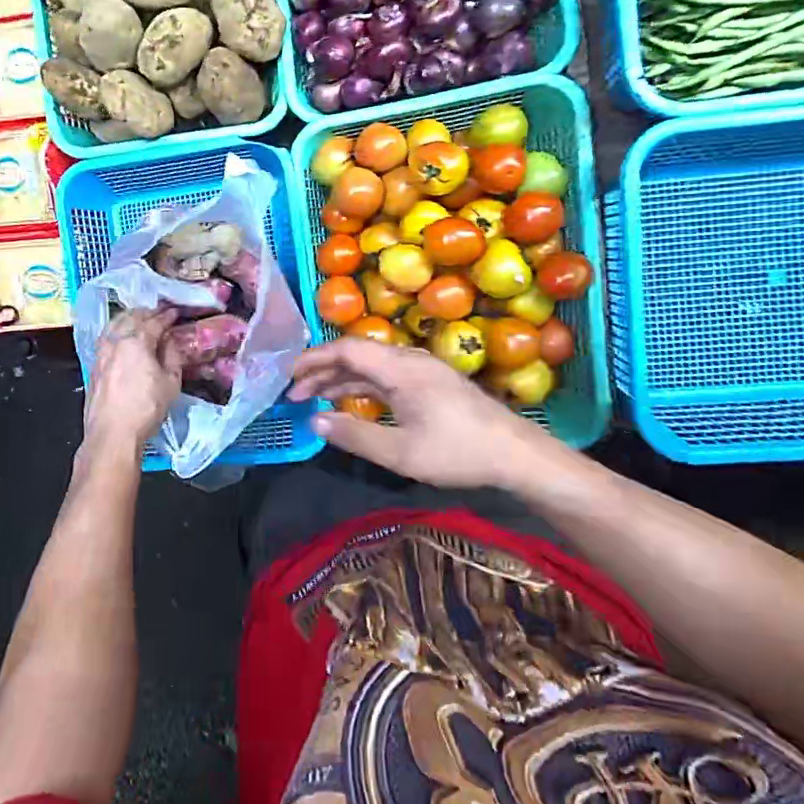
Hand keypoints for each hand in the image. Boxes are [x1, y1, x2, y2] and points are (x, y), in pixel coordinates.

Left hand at [84, 308, 180, 448]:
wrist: (112, 433)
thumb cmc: (146, 408)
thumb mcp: (170, 382)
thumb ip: (172, 356)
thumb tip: (171, 341)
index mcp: (136, 341)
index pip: (154, 321)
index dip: (167, 315)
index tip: (176, 312)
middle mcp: (115, 342)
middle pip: (131, 317)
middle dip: (147, 312)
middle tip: (159, 313)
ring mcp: (100, 353)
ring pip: (114, 325)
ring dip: (129, 319)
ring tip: (140, 320)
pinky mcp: (93, 366)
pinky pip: (106, 338)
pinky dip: (117, 331)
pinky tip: (122, 338)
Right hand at [288, 337, 558, 489]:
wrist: (514, 453)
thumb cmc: (457, 452)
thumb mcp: (400, 452)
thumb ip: (354, 436)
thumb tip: (314, 421)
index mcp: (401, 368)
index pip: (348, 350)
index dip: (315, 359)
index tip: (289, 376)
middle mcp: (410, 361)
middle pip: (358, 355)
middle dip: (323, 370)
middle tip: (295, 394)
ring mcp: (423, 370)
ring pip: (372, 366)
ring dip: (342, 380)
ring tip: (315, 399)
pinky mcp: (432, 383)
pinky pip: (388, 376)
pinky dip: (363, 387)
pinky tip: (352, 403)